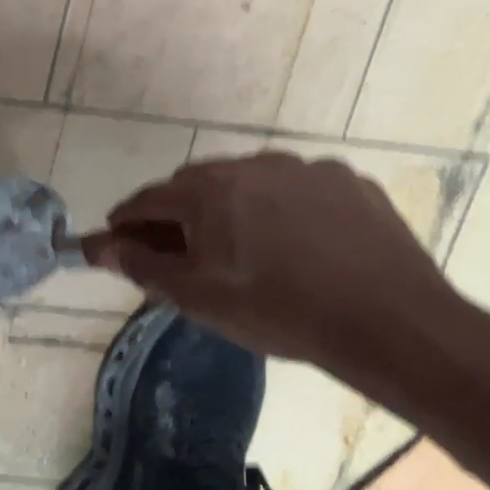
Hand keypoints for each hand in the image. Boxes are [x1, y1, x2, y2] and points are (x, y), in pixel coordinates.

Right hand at [81, 153, 463, 371]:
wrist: (392, 324)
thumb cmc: (276, 310)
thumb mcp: (194, 296)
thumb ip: (140, 265)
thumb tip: (98, 246)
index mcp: (206, 190)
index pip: (146, 200)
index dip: (126, 225)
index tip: (120, 247)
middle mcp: (252, 165)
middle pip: (194, 186)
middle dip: (179, 216)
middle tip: (183, 256)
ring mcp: (306, 170)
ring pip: (246, 184)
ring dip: (230, 209)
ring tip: (242, 252)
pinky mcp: (351, 183)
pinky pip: (295, 190)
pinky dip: (281, 210)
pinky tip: (294, 247)